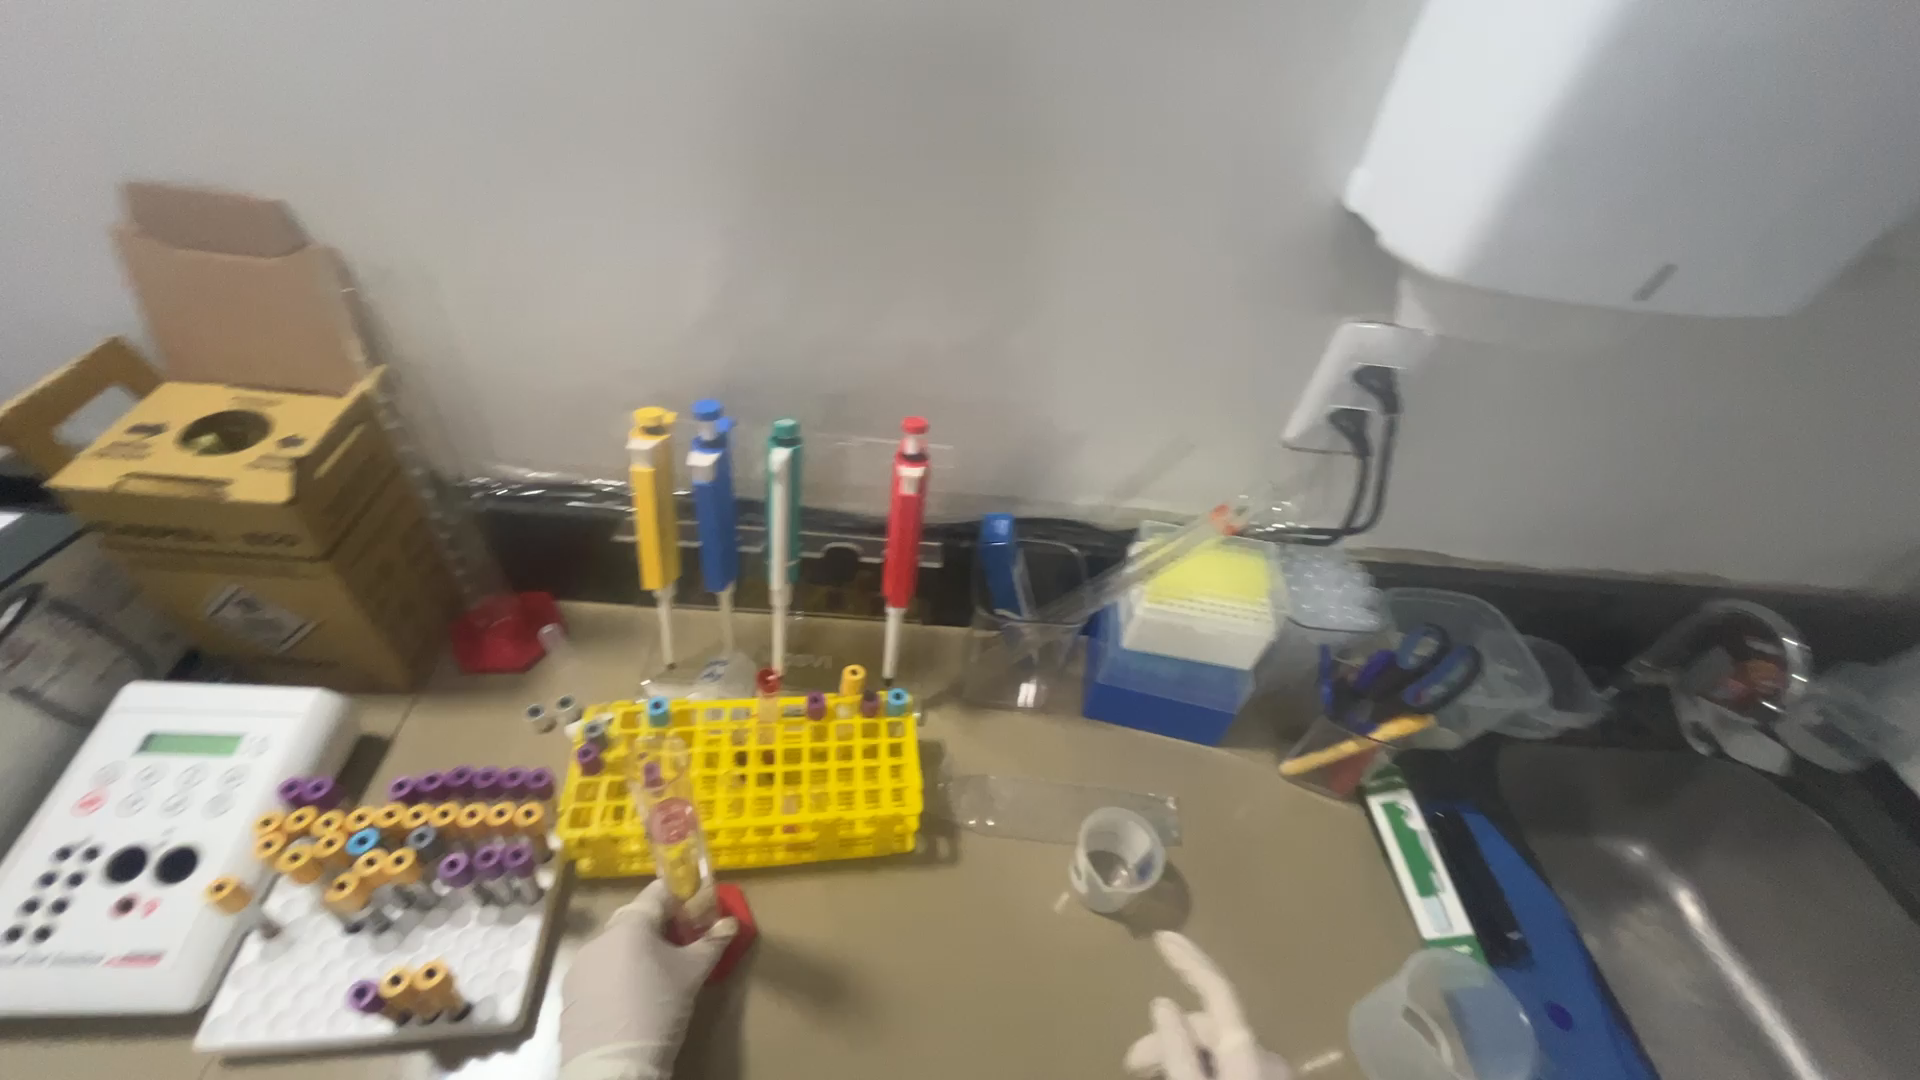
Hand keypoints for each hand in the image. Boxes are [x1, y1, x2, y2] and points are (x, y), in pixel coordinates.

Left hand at [559, 880, 738, 1079]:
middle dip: (659, 925)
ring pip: (615, 946)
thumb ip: (712, 942)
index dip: (679, 896)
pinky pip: (599, 971)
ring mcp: (580, 968)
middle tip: (681, 944)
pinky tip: (630, 998)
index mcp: (630, 925)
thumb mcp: (693, 973)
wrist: (614, 1070)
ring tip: (656, 974)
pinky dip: (616, 974)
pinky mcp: (570, 996)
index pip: (657, 893)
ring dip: (636, 950)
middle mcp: (600, 939)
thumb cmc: (659, 1008)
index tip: (695, 910)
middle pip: (635, 918)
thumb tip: (730, 923)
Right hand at [1124, 932, 1292, 1079]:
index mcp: (1249, 1060)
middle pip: (1209, 1028)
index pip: (1219, 994)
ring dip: (1179, 1054)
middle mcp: (1266, 1064)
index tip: (1161, 939)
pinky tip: (1179, 1076)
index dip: (1191, 961)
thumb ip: (1178, 1058)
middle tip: (1130, 1064)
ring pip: (1216, 1051)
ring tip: (1148, 1073)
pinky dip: (1198, 1068)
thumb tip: (1162, 1004)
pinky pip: (1227, 1069)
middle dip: (1166, 1036)